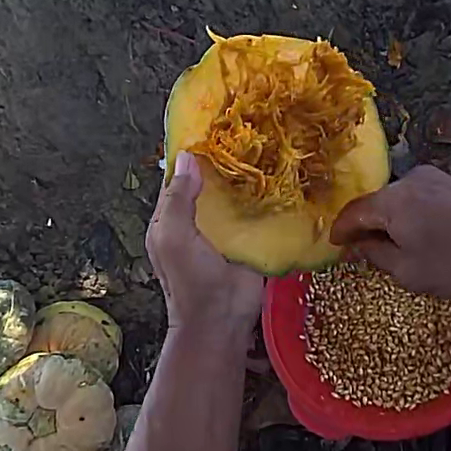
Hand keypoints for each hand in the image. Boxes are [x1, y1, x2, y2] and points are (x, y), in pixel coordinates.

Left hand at [148, 152, 264, 333]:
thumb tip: (186, 157)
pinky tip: (279, 180)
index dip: (192, 158)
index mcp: (170, 220)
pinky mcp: (249, 241)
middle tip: (246, 136)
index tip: (213, 131)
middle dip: (224, 165)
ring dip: (246, 180)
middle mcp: (197, 222)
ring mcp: (224, 232)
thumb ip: (178, 198)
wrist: (222, 319)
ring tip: (266, 150)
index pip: (179, 180)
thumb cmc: (191, 279)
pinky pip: (255, 215)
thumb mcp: (173, 235)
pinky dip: (264, 200)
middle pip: (209, 186)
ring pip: (234, 198)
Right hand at [329, 165, 450, 299]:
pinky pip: (419, 198)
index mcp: (393, 199)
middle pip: (376, 203)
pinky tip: (421, 239)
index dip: (340, 232)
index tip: (334, 249)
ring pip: (398, 200)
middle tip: (363, 254)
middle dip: (367, 227)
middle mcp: (411, 179)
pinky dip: (411, 217)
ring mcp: (436, 178)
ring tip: (394, 250)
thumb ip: (374, 255)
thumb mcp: (408, 272)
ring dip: (390, 223)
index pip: (352, 212)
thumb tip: (356, 245)